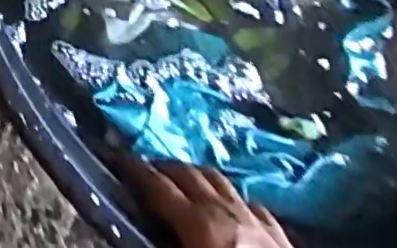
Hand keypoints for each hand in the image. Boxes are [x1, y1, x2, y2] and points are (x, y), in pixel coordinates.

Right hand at [123, 160, 293, 247]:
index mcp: (197, 221)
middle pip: (185, 171)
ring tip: (184, 181)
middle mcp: (223, 210)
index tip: (112, 158)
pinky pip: (254, 205)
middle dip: (161, 166)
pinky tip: (232, 209)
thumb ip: (161, 244)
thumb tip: (133, 232)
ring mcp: (257, 222)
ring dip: (195, 175)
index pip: (153, 181)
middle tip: (145, 171)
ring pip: (218, 179)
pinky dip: (236, 200)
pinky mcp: (284, 238)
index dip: (129, 166)